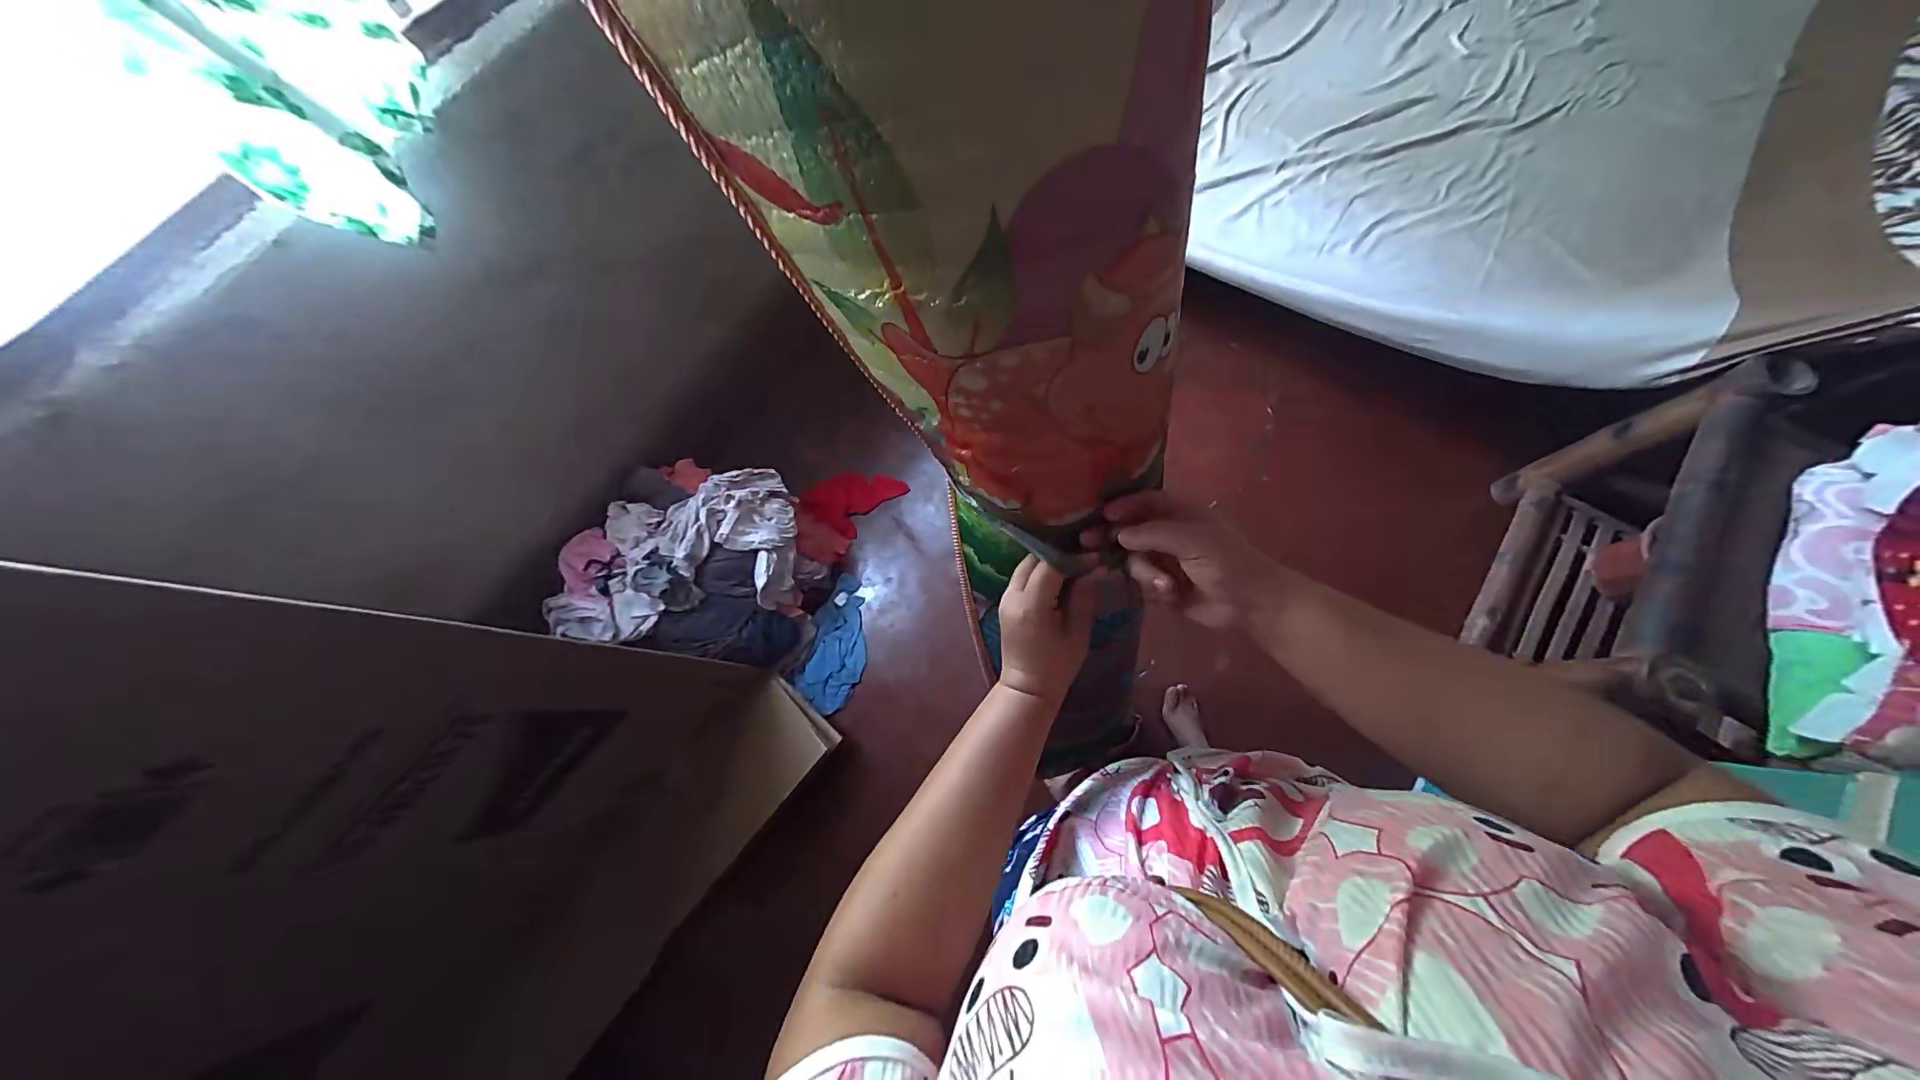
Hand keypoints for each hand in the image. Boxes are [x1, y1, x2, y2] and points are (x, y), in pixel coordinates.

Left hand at [997, 555, 1098, 701]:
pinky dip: (1039, 570)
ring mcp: (1005, 597)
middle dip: (1059, 553)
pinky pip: (1022, 575)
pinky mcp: (1005, 601)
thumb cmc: (1058, 665)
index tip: (1095, 556)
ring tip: (1073, 563)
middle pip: (1034, 559)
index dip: (1074, 557)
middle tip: (1084, 555)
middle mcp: (1013, 596)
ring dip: (1048, 560)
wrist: (1027, 687)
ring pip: (1026, 565)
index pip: (1050, 565)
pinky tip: (1058, 575)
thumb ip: (1084, 596)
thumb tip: (1096, 566)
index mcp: (1031, 606)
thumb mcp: (1078, 631)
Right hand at [1096, 491, 1286, 630]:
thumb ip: (1153, 533)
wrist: (1250, 604)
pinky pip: (1141, 581)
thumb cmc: (1227, 562)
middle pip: (1130, 529)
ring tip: (1165, 585)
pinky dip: (1152, 587)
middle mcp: (1170, 533)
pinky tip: (1169, 594)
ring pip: (1134, 559)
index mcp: (1181, 513)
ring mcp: (1165, 559)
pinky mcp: (1163, 585)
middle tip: (1089, 543)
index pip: (1145, 501)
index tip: (1102, 515)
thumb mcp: (1192, 539)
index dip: (1123, 505)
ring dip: (1145, 572)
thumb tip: (1119, 534)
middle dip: (1114, 538)